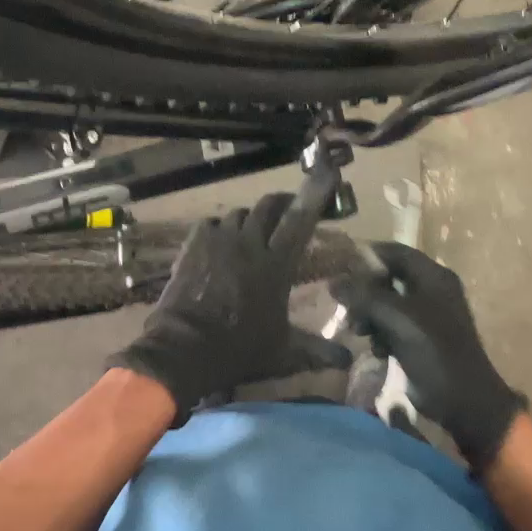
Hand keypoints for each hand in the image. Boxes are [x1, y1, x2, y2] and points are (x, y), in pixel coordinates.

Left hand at [108, 171, 351, 423]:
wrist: (182, 352)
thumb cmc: (239, 351)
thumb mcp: (284, 353)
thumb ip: (318, 351)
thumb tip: (350, 360)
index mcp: (276, 265)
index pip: (301, 220)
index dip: (316, 193)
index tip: (329, 170)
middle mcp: (249, 244)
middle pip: (269, 206)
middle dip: (282, 203)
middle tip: (288, 210)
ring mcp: (218, 242)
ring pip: (239, 214)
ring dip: (250, 219)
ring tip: (252, 233)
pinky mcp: (192, 246)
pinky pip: (211, 224)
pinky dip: (220, 228)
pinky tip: (221, 242)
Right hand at [330, 242, 523, 468]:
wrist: (464, 400)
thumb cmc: (434, 352)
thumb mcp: (397, 319)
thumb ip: (365, 296)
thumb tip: (333, 282)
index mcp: (434, 277)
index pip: (396, 252)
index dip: (367, 255)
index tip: (338, 265)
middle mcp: (433, 290)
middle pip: (389, 279)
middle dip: (365, 292)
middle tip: (345, 306)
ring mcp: (429, 316)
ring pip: (388, 304)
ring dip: (370, 316)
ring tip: (358, 332)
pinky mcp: (422, 339)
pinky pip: (394, 326)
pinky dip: (381, 334)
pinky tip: (376, 350)